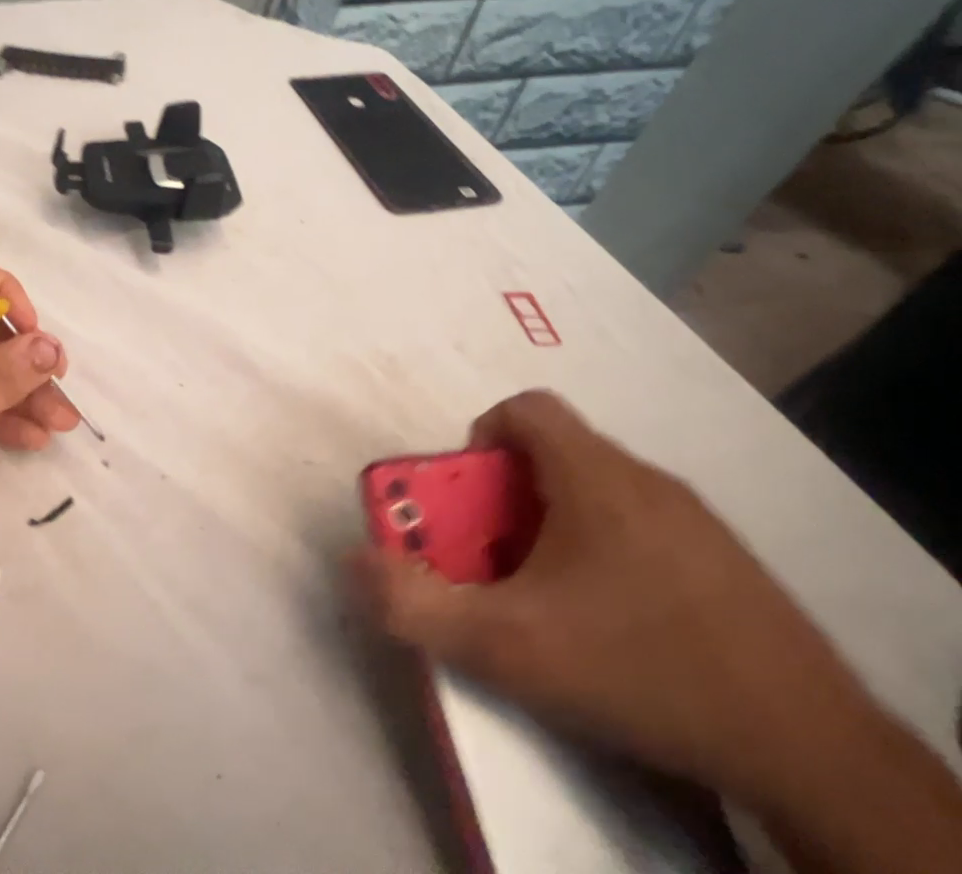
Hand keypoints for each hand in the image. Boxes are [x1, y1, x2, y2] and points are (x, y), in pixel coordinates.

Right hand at [353, 390, 877, 800]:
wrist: (803, 747)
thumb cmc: (635, 668)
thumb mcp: (499, 646)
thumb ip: (410, 602)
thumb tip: (355, 561)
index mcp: (596, 479)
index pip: (524, 410)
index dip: (473, 443)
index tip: (461, 506)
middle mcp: (649, 484)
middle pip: (550, 457)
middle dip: (498, 502)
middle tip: (488, 566)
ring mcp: (698, 524)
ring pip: (594, 497)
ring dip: (547, 532)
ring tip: (542, 603)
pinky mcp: (726, 566)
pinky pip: (637, 532)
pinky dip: (598, 559)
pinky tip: (606, 629)